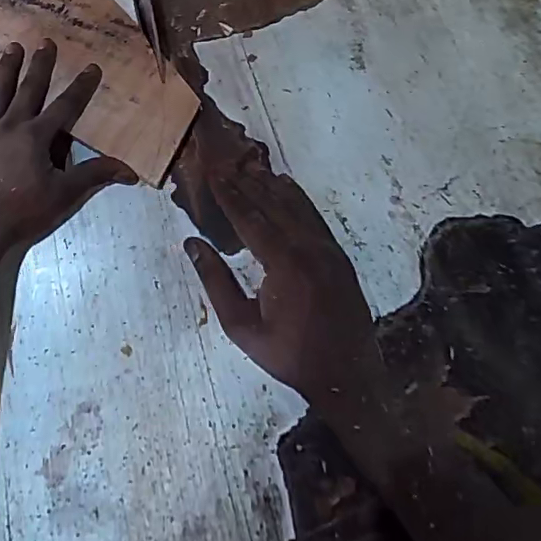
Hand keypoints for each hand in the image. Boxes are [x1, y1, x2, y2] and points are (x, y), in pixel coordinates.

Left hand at [0, 41, 136, 255]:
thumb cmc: (22, 211)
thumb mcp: (64, 195)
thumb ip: (94, 176)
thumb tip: (130, 171)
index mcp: (36, 136)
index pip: (65, 106)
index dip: (81, 87)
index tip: (92, 67)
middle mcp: (12, 126)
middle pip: (30, 89)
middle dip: (41, 66)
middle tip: (46, 43)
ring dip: (7, 69)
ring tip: (13, 48)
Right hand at [185, 168, 385, 420]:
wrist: (348, 378)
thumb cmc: (288, 356)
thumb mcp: (241, 326)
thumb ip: (216, 281)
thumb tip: (191, 244)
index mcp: (285, 264)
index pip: (250, 218)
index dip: (230, 194)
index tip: (214, 172)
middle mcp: (309, 249)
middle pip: (272, 205)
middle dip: (247, 183)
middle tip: (226, 163)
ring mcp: (328, 251)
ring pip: (296, 207)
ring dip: (271, 186)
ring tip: (250, 167)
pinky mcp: (339, 256)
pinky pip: (315, 217)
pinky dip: (298, 198)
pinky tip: (287, 186)